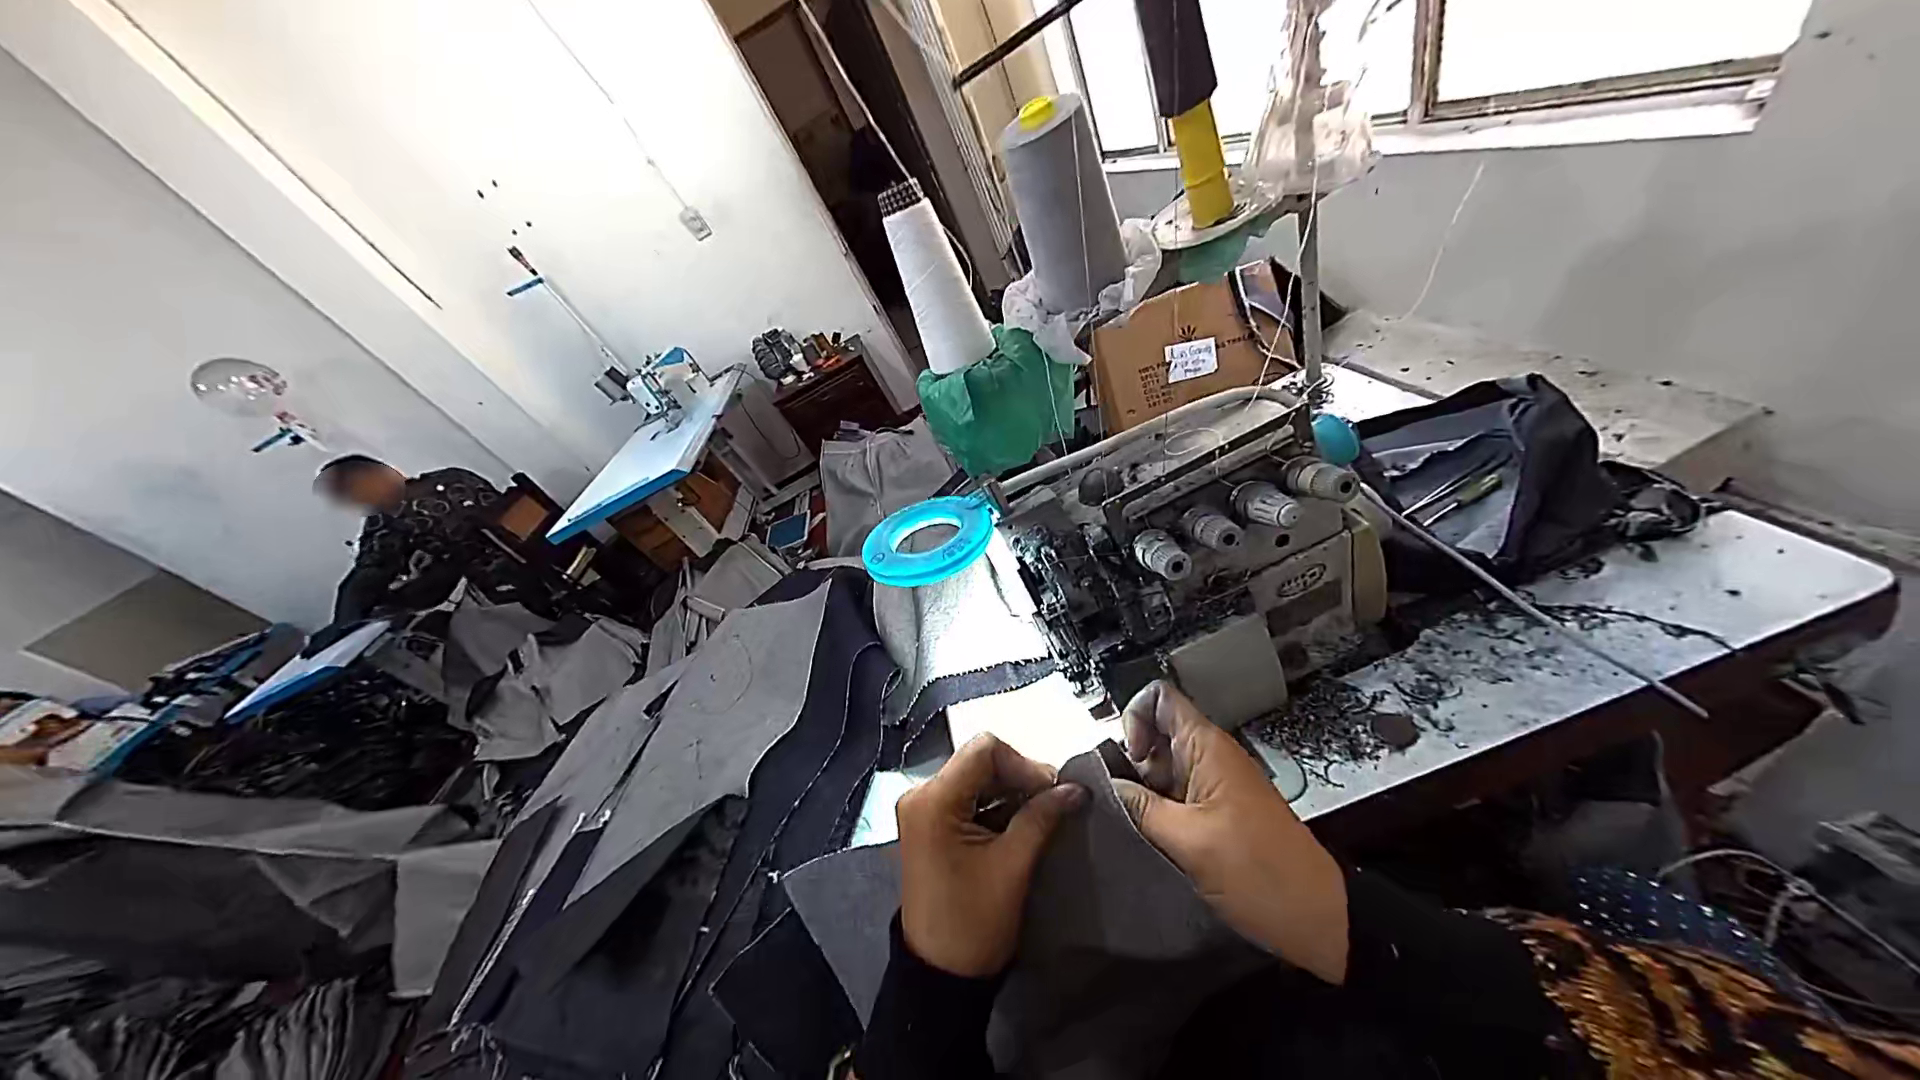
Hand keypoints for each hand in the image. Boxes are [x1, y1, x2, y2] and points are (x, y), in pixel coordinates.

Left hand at [896, 734, 1088, 976]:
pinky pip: (967, 795)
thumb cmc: (974, 923)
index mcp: (933, 800)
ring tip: (1040, 814)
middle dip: (1019, 777)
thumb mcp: (1013, 866)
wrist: (940, 974)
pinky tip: (1018, 823)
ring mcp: (923, 808)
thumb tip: (1075, 788)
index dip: (1023, 764)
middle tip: (1052, 803)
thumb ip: (1042, 817)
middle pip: (979, 760)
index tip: (1051, 791)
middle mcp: (921, 794)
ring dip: (1010, 791)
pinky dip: (995, 803)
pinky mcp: (929, 822)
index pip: (984, 750)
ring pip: (975, 776)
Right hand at [1112, 681, 1349, 983]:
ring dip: (1142, 791)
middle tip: (1125, 800)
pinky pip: (1174, 794)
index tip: (1129, 759)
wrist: (1317, 918)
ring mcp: (1213, 783)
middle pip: (1153, 734)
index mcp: (1207, 748)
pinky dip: (1157, 810)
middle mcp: (1209, 756)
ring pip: (1160, 767)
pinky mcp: (1215, 810)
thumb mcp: (1189, 840)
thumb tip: (1103, 785)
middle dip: (1131, 762)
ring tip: (1136, 825)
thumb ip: (1139, 807)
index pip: (1159, 698)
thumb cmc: (1262, 874)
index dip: (1134, 717)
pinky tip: (1153, 839)